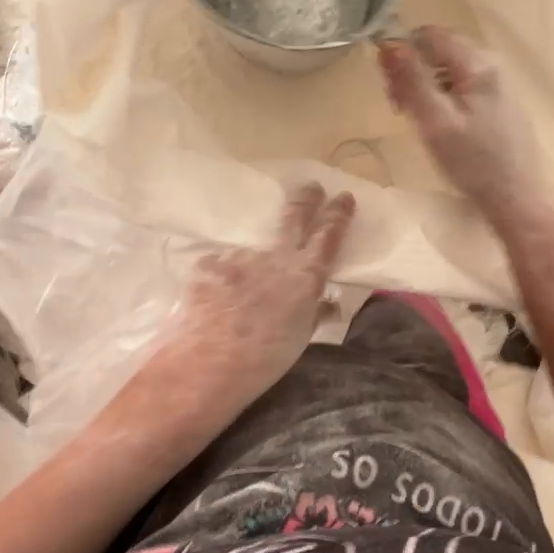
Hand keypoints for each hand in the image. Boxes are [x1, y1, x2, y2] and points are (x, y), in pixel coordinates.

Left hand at [157, 183, 354, 408]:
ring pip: (251, 254)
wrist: (209, 365)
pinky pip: (219, 269)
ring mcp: (239, 257)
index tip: (345, 197)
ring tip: (242, 295)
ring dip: (251, 267)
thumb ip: (314, 313)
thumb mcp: (300, 337)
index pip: (328, 235)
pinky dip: (221, 282)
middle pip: (294, 216)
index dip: (338, 214)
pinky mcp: (208, 265)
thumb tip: (327, 301)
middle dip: (306, 199)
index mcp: (305, 276)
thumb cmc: (265, 360)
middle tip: (311, 187)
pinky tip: (215, 303)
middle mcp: (274, 257)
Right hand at [377, 27, 544, 218]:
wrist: (515, 198)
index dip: (403, 53)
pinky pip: (464, 88)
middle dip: (414, 73)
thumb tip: (387, 44)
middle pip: (441, 51)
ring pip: (451, 71)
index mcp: (478, 63)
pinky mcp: (500, 104)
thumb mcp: (435, 123)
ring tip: (419, 123)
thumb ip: (411, 82)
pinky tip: (441, 129)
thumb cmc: (473, 163)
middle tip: (399, 109)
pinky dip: (444, 100)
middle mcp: (492, 64)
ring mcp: (499, 84)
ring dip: (427, 88)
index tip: (390, 88)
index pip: (429, 35)